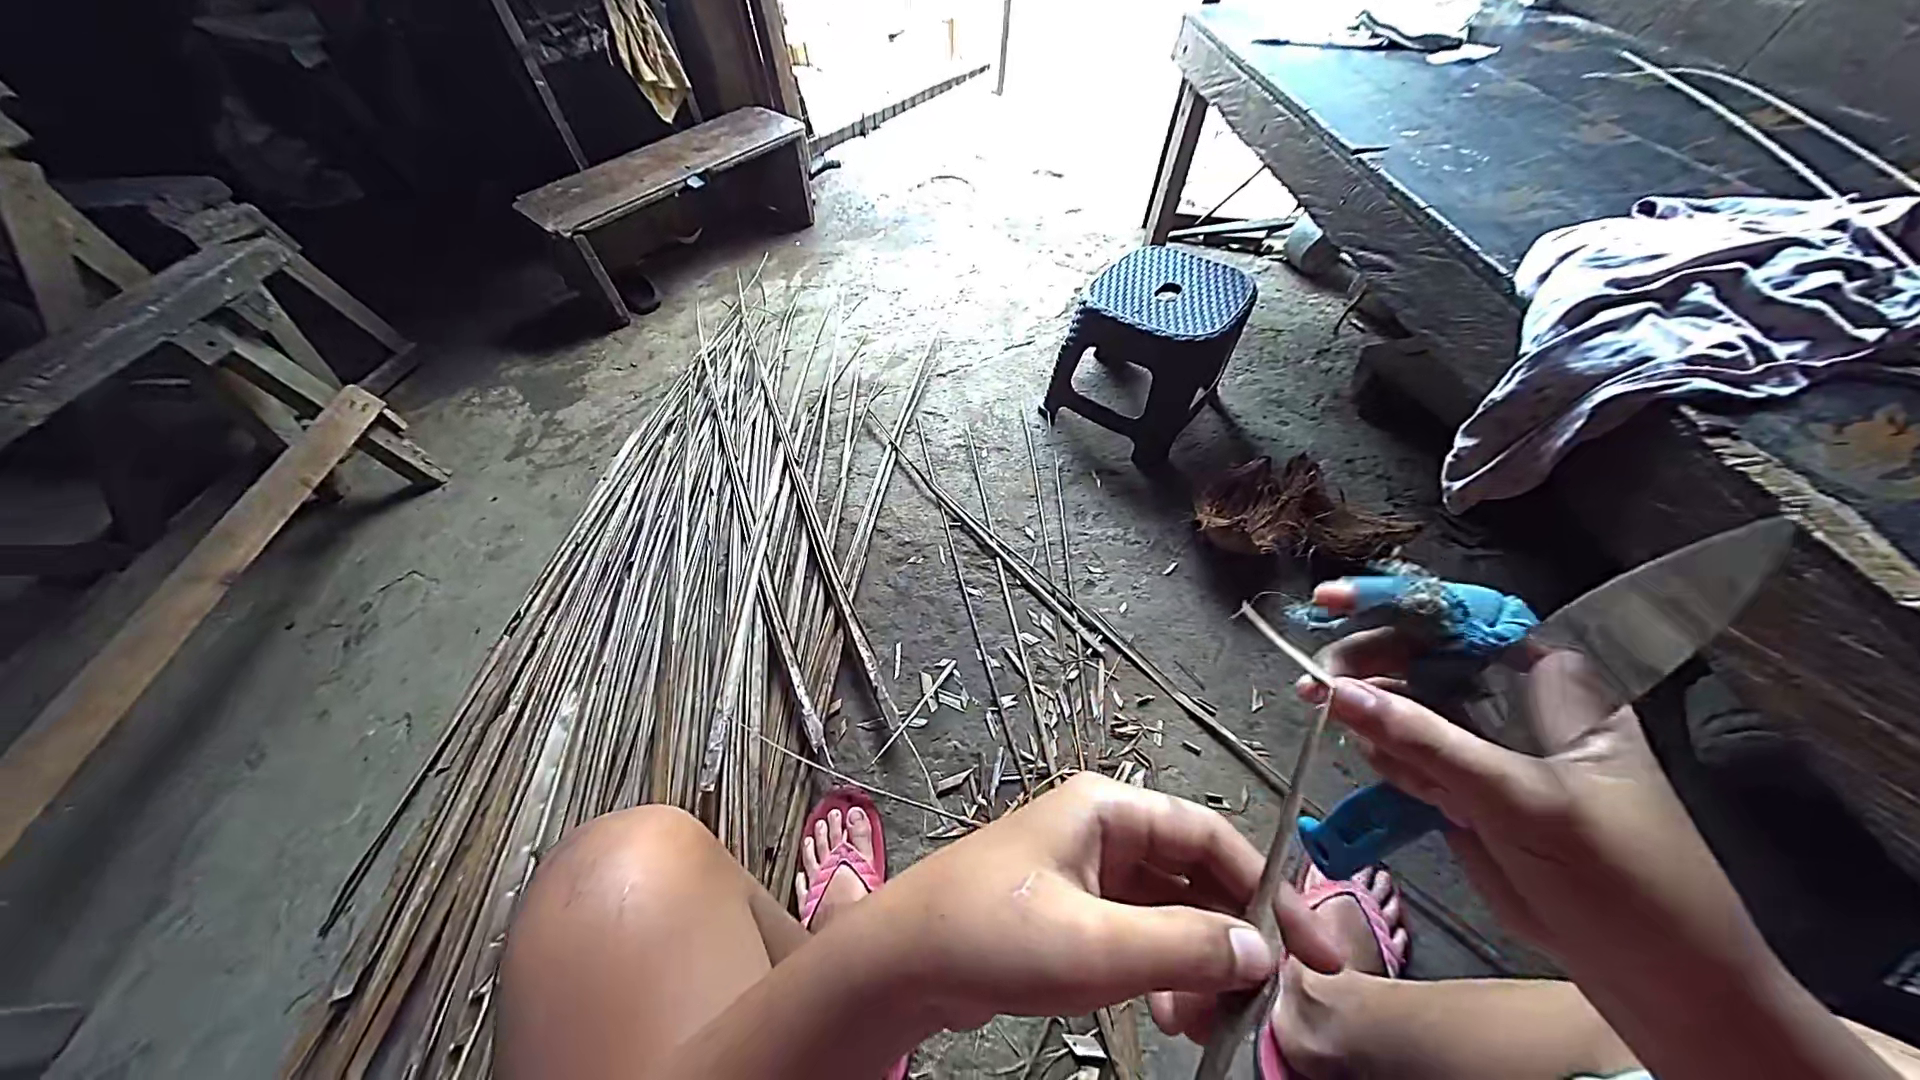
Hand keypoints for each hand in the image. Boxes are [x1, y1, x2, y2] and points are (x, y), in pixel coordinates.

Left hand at [836, 773, 1344, 1034]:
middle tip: (1262, 999)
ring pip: (1171, 909)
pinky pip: (1142, 932)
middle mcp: (1104, 829)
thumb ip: (1182, 946)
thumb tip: (1261, 951)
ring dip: (1197, 960)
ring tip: (1202, 1019)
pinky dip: (1165, 970)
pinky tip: (1168, 1015)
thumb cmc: (993, 931)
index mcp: (1107, 810)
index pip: (1208, 835)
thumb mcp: (1093, 944)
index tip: (1310, 951)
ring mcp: (1090, 869)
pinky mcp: (1077, 907)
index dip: (1266, 887)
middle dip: (1231, 933)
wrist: (906, 958)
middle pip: (1194, 873)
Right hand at [1298, 581, 1764, 981]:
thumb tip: (1338, 691)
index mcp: (1554, 684)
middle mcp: (1511, 701)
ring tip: (1382, 762)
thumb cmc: (1625, 880)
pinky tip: (1398, 784)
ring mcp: (1480, 741)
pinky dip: (1383, 758)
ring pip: (1398, 702)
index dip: (1397, 603)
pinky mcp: (1456, 779)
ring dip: (1372, 722)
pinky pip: (1398, 748)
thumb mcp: (1523, 801)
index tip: (1330, 602)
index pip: (1465, 621)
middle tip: (1317, 686)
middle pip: (1417, 656)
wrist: (1653, 982)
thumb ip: (1428, 741)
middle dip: (1366, 667)